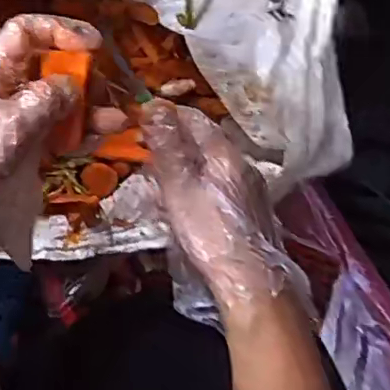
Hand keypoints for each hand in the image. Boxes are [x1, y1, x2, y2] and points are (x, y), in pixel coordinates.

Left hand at [0, 15, 100, 220]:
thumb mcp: (13, 121)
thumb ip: (47, 98)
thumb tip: (72, 86)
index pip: (25, 31)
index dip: (57, 30)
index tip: (90, 45)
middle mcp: (9, 86)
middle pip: (50, 64)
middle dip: (82, 73)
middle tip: (105, 89)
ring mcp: (20, 114)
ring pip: (60, 98)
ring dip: (90, 106)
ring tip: (116, 119)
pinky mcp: (27, 141)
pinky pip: (60, 127)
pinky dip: (82, 129)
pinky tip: (105, 134)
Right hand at [139, 99, 298, 313]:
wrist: (250, 282)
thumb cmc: (208, 232)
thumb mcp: (179, 187)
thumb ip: (167, 147)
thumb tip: (154, 106)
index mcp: (226, 154)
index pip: (194, 118)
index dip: (166, 114)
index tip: (139, 119)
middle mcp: (243, 164)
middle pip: (205, 138)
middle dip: (174, 136)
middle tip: (143, 145)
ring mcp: (250, 186)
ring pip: (211, 159)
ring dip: (185, 158)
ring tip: (158, 168)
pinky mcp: (250, 206)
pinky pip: (218, 178)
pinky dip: (197, 176)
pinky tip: (184, 192)